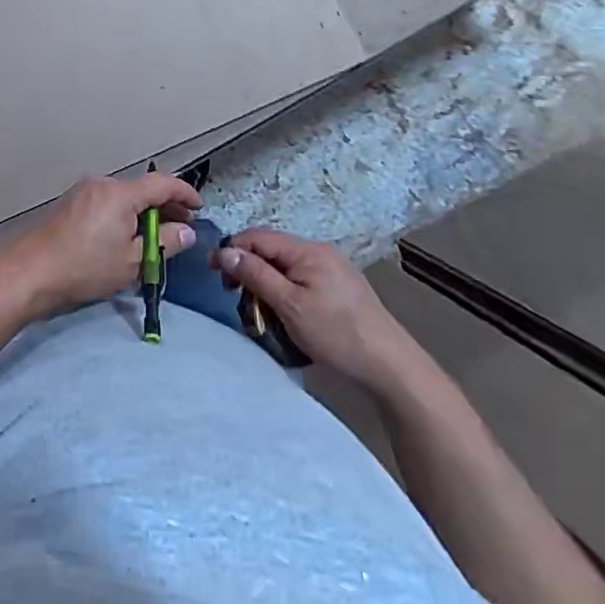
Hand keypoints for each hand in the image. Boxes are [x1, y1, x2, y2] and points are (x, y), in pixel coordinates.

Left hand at [2, 173, 201, 315]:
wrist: (31, 272)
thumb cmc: (85, 267)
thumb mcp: (133, 261)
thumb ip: (165, 243)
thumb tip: (186, 231)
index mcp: (120, 193)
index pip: (162, 183)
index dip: (185, 193)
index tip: (199, 207)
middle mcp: (101, 184)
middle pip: (142, 189)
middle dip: (165, 206)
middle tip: (182, 228)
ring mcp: (83, 192)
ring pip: (124, 197)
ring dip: (143, 212)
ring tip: (155, 237)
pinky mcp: (71, 204)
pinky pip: (107, 203)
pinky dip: (124, 215)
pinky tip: (127, 237)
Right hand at [212, 229, 415, 392]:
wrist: (390, 367)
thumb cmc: (336, 334)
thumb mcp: (288, 305)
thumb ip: (255, 274)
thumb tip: (225, 251)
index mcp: (308, 251)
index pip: (257, 236)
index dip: (231, 249)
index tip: (214, 273)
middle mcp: (320, 252)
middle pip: (270, 249)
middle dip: (247, 267)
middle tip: (234, 294)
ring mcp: (332, 269)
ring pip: (284, 266)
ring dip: (264, 281)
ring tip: (258, 308)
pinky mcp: (339, 288)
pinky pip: (299, 278)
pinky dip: (283, 290)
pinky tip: (283, 311)